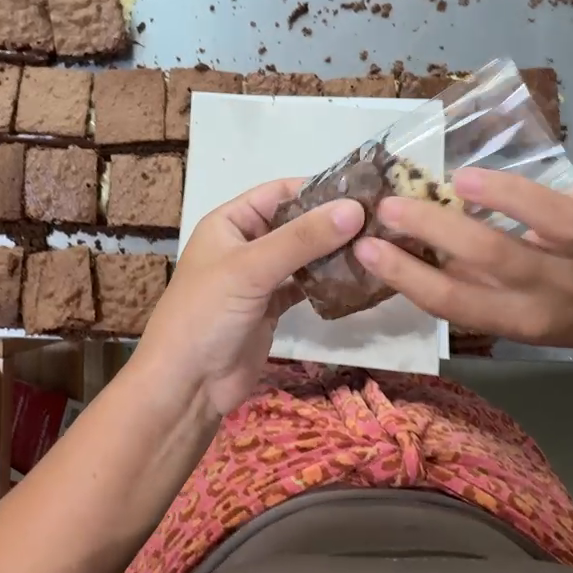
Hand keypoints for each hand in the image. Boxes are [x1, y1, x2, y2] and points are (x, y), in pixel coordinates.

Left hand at [133, 179, 362, 419]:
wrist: (188, 384)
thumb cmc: (207, 313)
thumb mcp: (251, 268)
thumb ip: (302, 239)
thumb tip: (355, 208)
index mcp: (229, 222)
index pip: (279, 192)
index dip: (318, 189)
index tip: (366, 190)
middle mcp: (245, 243)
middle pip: (295, 223)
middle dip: (333, 222)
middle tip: (385, 220)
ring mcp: (259, 277)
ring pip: (303, 255)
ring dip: (335, 252)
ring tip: (380, 245)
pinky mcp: (272, 307)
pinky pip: (305, 285)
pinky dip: (328, 282)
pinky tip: (359, 279)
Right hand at [351, 142, 572, 350]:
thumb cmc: (550, 304)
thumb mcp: (502, 311)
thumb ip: (457, 281)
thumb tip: (387, 244)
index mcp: (518, 314)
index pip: (456, 302)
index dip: (408, 277)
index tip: (365, 247)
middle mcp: (555, 286)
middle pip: (497, 258)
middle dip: (438, 230)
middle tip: (390, 206)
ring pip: (558, 224)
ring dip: (512, 199)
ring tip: (464, 179)